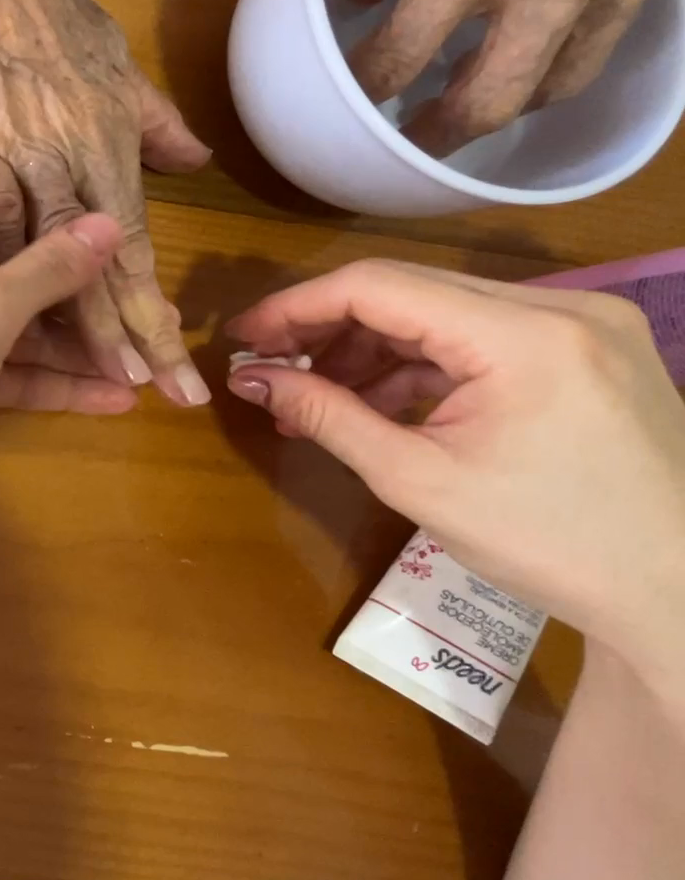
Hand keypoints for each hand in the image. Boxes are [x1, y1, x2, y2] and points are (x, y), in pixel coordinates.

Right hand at [0, 0, 213, 407]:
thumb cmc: (35, 12)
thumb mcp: (107, 60)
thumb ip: (149, 118)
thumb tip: (188, 157)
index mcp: (108, 139)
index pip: (138, 242)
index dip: (156, 308)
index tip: (174, 363)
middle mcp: (74, 157)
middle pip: (104, 265)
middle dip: (132, 335)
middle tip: (163, 392)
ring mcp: (19, 158)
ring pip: (50, 259)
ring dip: (75, 322)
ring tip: (103, 376)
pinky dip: (5, 275)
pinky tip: (18, 322)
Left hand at [0, 184, 133, 510]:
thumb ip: (48, 266)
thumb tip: (108, 223)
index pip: (12, 200)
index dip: (69, 210)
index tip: (130, 225)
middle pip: (24, 271)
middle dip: (89, 296)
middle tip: (158, 318)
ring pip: (19, 329)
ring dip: (78, 349)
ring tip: (150, 370)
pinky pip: (4, 371)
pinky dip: (49, 384)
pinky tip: (111, 400)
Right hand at [222, 259, 684, 685]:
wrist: (679, 593)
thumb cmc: (545, 540)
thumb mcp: (413, 478)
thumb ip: (324, 415)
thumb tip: (246, 378)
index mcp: (523, 336)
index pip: (376, 286)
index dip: (293, 307)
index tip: (239, 338)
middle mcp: (559, 309)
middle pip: (404, 290)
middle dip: (321, 328)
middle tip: (263, 366)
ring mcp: (577, 326)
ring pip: (433, 311)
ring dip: (360, 349)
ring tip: (307, 398)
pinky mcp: (580, 350)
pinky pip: (469, 338)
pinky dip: (408, 365)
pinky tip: (368, 404)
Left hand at [349, 0, 684, 155]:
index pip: (402, 55)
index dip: (366, 87)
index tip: (342, 98)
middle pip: (492, 99)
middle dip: (443, 134)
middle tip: (408, 142)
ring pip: (561, 80)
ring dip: (508, 106)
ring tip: (466, 110)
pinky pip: (609, 36)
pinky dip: (562, 63)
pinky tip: (531, 60)